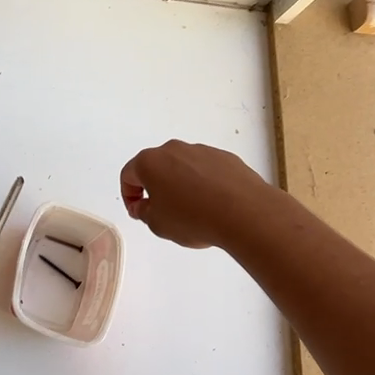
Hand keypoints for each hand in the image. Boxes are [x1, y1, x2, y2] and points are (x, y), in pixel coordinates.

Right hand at [119, 139, 289, 248]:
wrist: (245, 213)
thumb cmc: (193, 218)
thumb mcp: (157, 224)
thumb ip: (144, 212)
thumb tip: (145, 206)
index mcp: (150, 162)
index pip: (128, 175)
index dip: (130, 196)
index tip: (139, 212)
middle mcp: (173, 150)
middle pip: (156, 167)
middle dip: (156, 188)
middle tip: (163, 212)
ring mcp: (201, 151)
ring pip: (182, 167)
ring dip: (181, 185)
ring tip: (194, 211)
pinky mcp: (225, 157)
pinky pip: (207, 170)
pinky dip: (205, 184)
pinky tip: (214, 205)